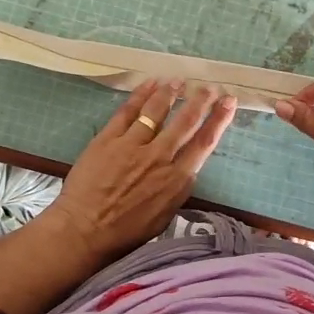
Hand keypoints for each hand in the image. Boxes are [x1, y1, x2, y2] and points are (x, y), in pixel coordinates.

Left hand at [42, 79, 237, 261]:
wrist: (84, 231)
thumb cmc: (125, 233)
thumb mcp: (164, 217)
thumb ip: (176, 189)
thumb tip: (186, 169)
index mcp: (176, 180)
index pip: (204, 143)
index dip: (219, 120)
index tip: (229, 103)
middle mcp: (159, 158)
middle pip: (185, 122)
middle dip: (200, 100)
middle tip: (210, 86)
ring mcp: (133, 145)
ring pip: (157, 110)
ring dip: (171, 92)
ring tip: (179, 80)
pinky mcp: (109, 138)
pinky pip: (129, 110)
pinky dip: (142, 94)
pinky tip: (150, 83)